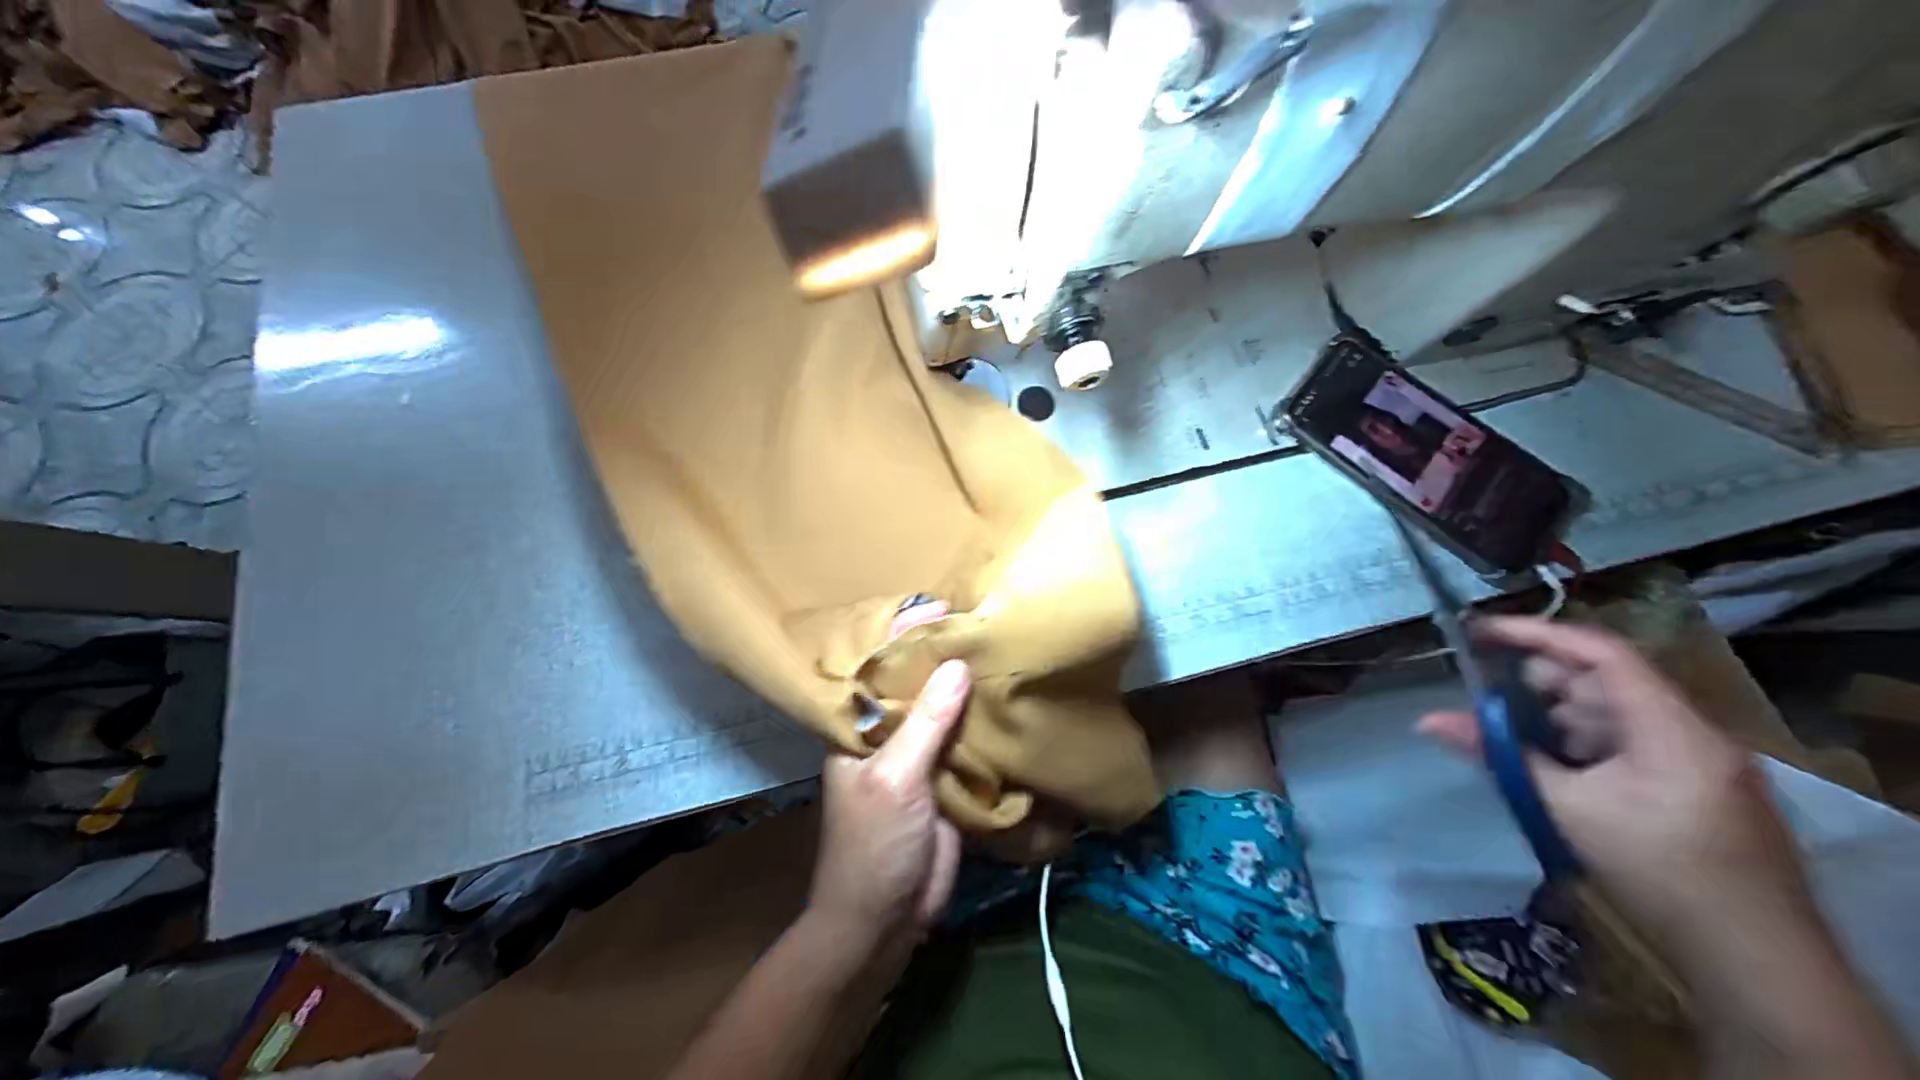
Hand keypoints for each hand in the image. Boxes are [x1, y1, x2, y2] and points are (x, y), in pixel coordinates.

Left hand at [807, 602, 967, 957]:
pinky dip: (984, 726)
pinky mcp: (946, 783)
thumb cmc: (873, 845)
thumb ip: (925, 724)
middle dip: (942, 658)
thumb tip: (956, 665)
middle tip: (981, 623)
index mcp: (858, 728)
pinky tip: (1009, 703)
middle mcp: (887, 736)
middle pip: (915, 687)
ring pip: (945, 714)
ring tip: (1002, 652)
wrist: (885, 920)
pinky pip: (965, 745)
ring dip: (968, 690)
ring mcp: (918, 759)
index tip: (938, 607)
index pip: (877, 668)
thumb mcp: (894, 779)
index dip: (903, 636)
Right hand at [1417, 617, 1812, 945]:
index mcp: (1670, 727)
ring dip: (1553, 718)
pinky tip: (1547, 767)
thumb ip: (1499, 754)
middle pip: (1601, 681)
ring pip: (1608, 713)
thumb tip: (1427, 721)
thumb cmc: (1658, 871)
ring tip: (1508, 738)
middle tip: (1484, 700)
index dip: (1537, 634)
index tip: (1480, 631)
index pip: (1600, 653)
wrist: (1756, 958)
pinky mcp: (1691, 784)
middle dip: (1538, 685)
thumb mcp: (1566, 808)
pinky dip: (1578, 744)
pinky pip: (1623, 742)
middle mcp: (1689, 730)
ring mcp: (1694, 758)